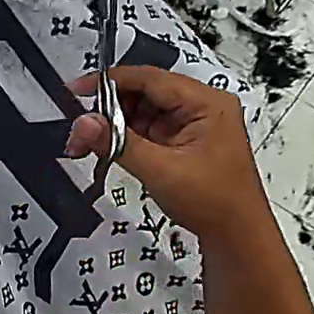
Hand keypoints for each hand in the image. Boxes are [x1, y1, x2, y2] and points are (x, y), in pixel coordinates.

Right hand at [66, 67, 264, 240]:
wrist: (236, 235)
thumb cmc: (216, 203)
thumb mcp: (160, 170)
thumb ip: (117, 143)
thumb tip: (85, 123)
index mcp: (207, 103)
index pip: (149, 78)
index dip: (109, 81)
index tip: (77, 90)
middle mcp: (201, 106)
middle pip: (143, 91)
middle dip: (109, 107)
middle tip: (82, 125)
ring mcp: (191, 122)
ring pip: (142, 108)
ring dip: (115, 123)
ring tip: (91, 141)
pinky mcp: (182, 138)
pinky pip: (146, 126)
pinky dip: (125, 136)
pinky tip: (109, 147)